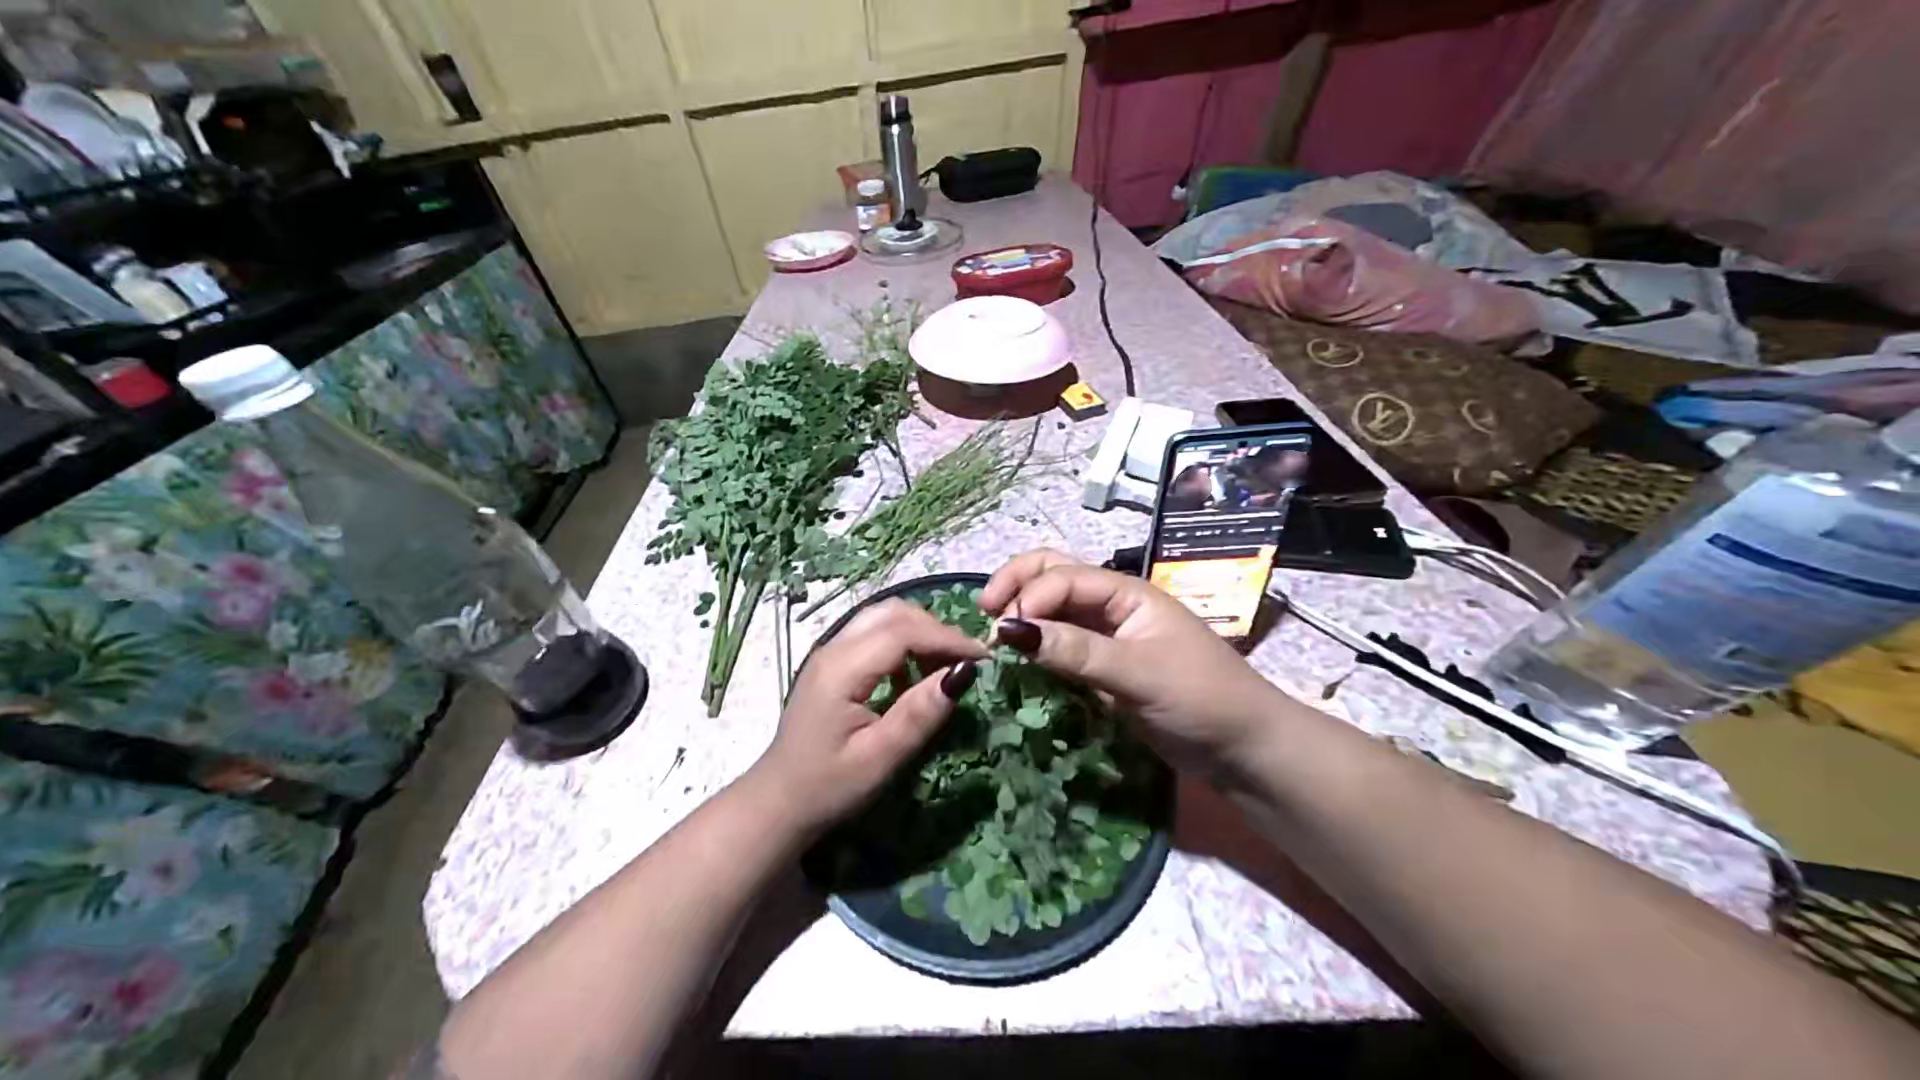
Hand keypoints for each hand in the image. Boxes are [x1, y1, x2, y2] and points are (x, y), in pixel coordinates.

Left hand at [745, 600, 986, 836]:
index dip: (947, 638)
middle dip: (937, 629)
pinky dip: (905, 641)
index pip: (903, 631)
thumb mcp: (879, 758)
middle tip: (967, 660)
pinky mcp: (835, 662)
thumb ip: (919, 714)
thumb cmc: (828, 785)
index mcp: (841, 669)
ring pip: (884, 617)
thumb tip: (962, 674)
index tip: (983, 658)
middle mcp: (834, 648)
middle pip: (894, 613)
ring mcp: (831, 652)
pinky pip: (876, 633)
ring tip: (947, 665)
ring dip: (921, 631)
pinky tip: (917, 674)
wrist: (779, 801)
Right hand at [979, 550, 1293, 772]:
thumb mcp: (1138, 672)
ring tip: (991, 635)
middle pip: (1053, 576)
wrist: (1242, 749)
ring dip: (1022, 616)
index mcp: (1126, 593)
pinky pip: (1059, 648)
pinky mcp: (1101, 669)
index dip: (1030, 596)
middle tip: (983, 611)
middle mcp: (1111, 607)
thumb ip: (1076, 651)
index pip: (1064, 577)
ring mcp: (1105, 637)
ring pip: (1052, 612)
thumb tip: (1009, 630)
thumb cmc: (1201, 698)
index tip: (1003, 630)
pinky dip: (1035, 648)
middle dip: (1017, 586)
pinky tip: (1014, 663)